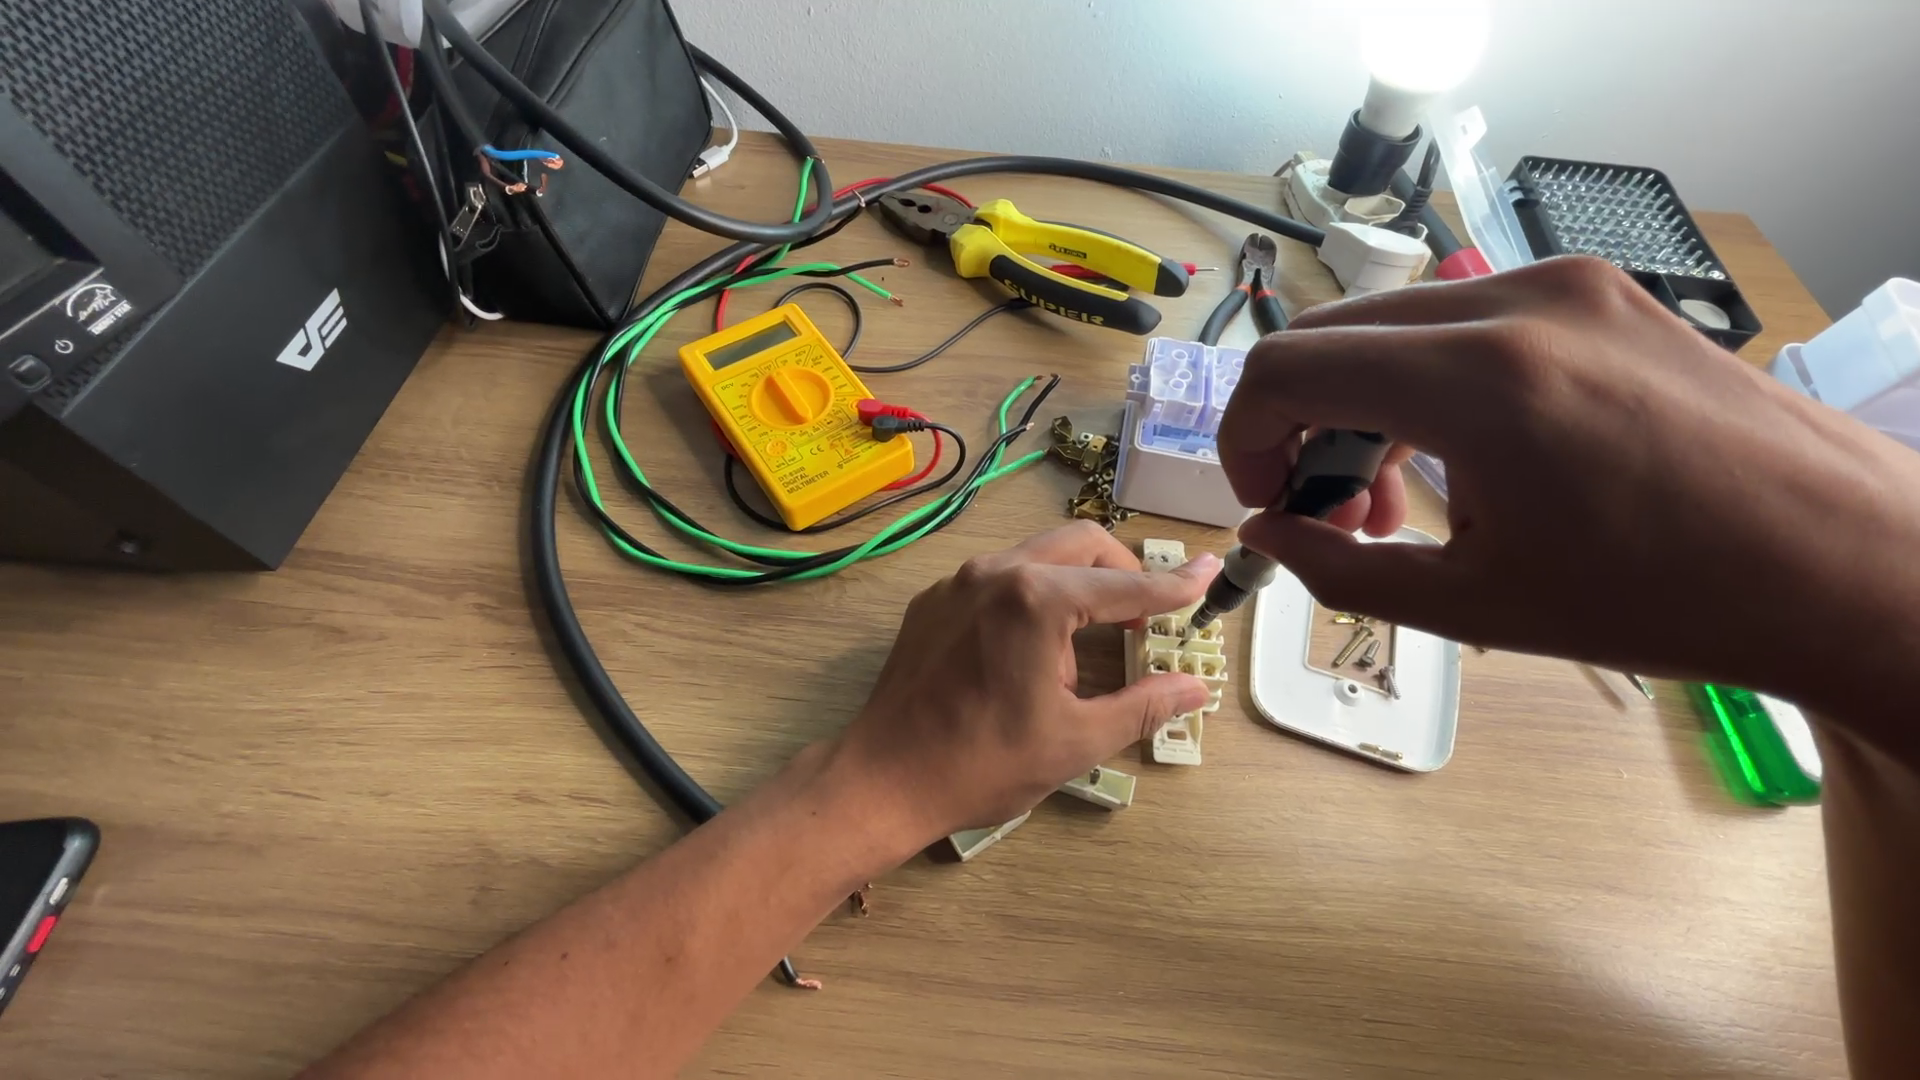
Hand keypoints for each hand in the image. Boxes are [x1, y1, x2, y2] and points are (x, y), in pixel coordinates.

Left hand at [827, 522, 1216, 844]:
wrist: (885, 777)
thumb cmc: (983, 763)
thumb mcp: (1075, 740)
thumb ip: (1143, 706)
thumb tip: (1195, 688)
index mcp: (1036, 600)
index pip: (1125, 584)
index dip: (1174, 584)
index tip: (1209, 573)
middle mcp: (996, 571)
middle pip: (1081, 544)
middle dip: (1122, 571)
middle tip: (1143, 617)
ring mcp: (958, 580)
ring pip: (1038, 553)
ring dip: (1077, 582)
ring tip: (1086, 640)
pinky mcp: (934, 598)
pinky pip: (999, 576)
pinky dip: (1032, 593)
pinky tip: (1030, 645)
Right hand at [1217, 256, 1919, 717]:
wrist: (1858, 564)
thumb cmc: (1661, 600)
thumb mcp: (1466, 604)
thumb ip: (1333, 567)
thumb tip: (1262, 531)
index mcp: (1477, 381)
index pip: (1284, 369)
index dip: (1244, 437)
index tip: (1268, 500)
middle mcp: (1511, 302)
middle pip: (1321, 337)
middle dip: (1290, 424)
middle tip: (1320, 504)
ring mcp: (1557, 282)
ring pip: (1377, 328)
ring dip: (1348, 408)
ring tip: (1385, 495)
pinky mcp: (1588, 289)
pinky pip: (1444, 324)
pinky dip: (1407, 386)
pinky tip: (1442, 455)